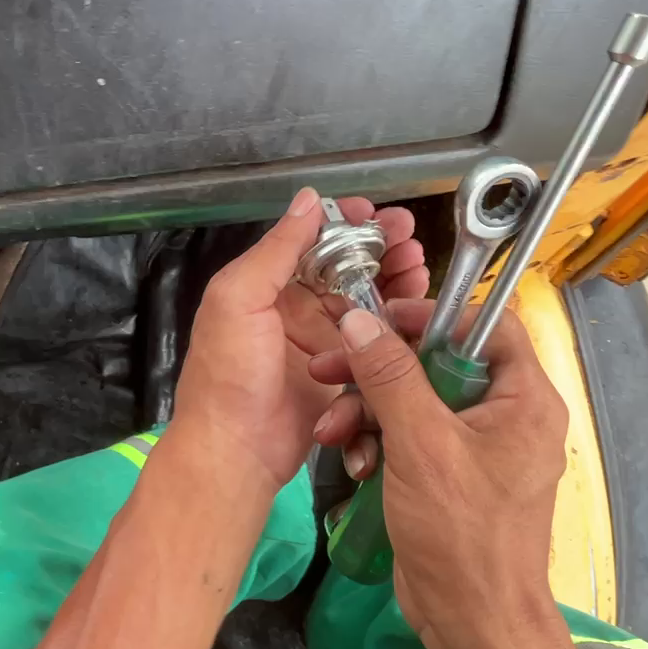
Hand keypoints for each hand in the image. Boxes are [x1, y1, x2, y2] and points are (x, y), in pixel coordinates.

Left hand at [169, 188, 426, 494]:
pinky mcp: (342, 370)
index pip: (309, 241)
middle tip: (408, 233)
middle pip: (343, 266)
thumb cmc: (229, 371)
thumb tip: (308, 199)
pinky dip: (396, 316)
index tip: (375, 211)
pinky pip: (374, 336)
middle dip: (376, 246)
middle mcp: (292, 307)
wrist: (235, 449)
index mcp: (263, 285)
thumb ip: (275, 250)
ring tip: (418, 261)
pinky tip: (415, 303)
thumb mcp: (239, 299)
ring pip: (364, 296)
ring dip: (392, 276)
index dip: (342, 223)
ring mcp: (319, 339)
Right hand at [308, 299, 568, 648]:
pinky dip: (375, 443)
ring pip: (411, 401)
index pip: (484, 325)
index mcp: (522, 398)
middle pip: (434, 363)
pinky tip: (353, 466)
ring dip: (365, 412)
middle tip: (326, 371)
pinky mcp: (445, 474)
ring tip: (331, 435)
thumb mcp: (421, 444)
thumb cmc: (460, 531)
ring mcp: (472, 447)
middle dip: (375, 371)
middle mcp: (502, 415)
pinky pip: (406, 437)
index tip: (377, 320)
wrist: (472, 623)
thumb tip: (358, 319)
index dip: (430, 314)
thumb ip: (389, 376)